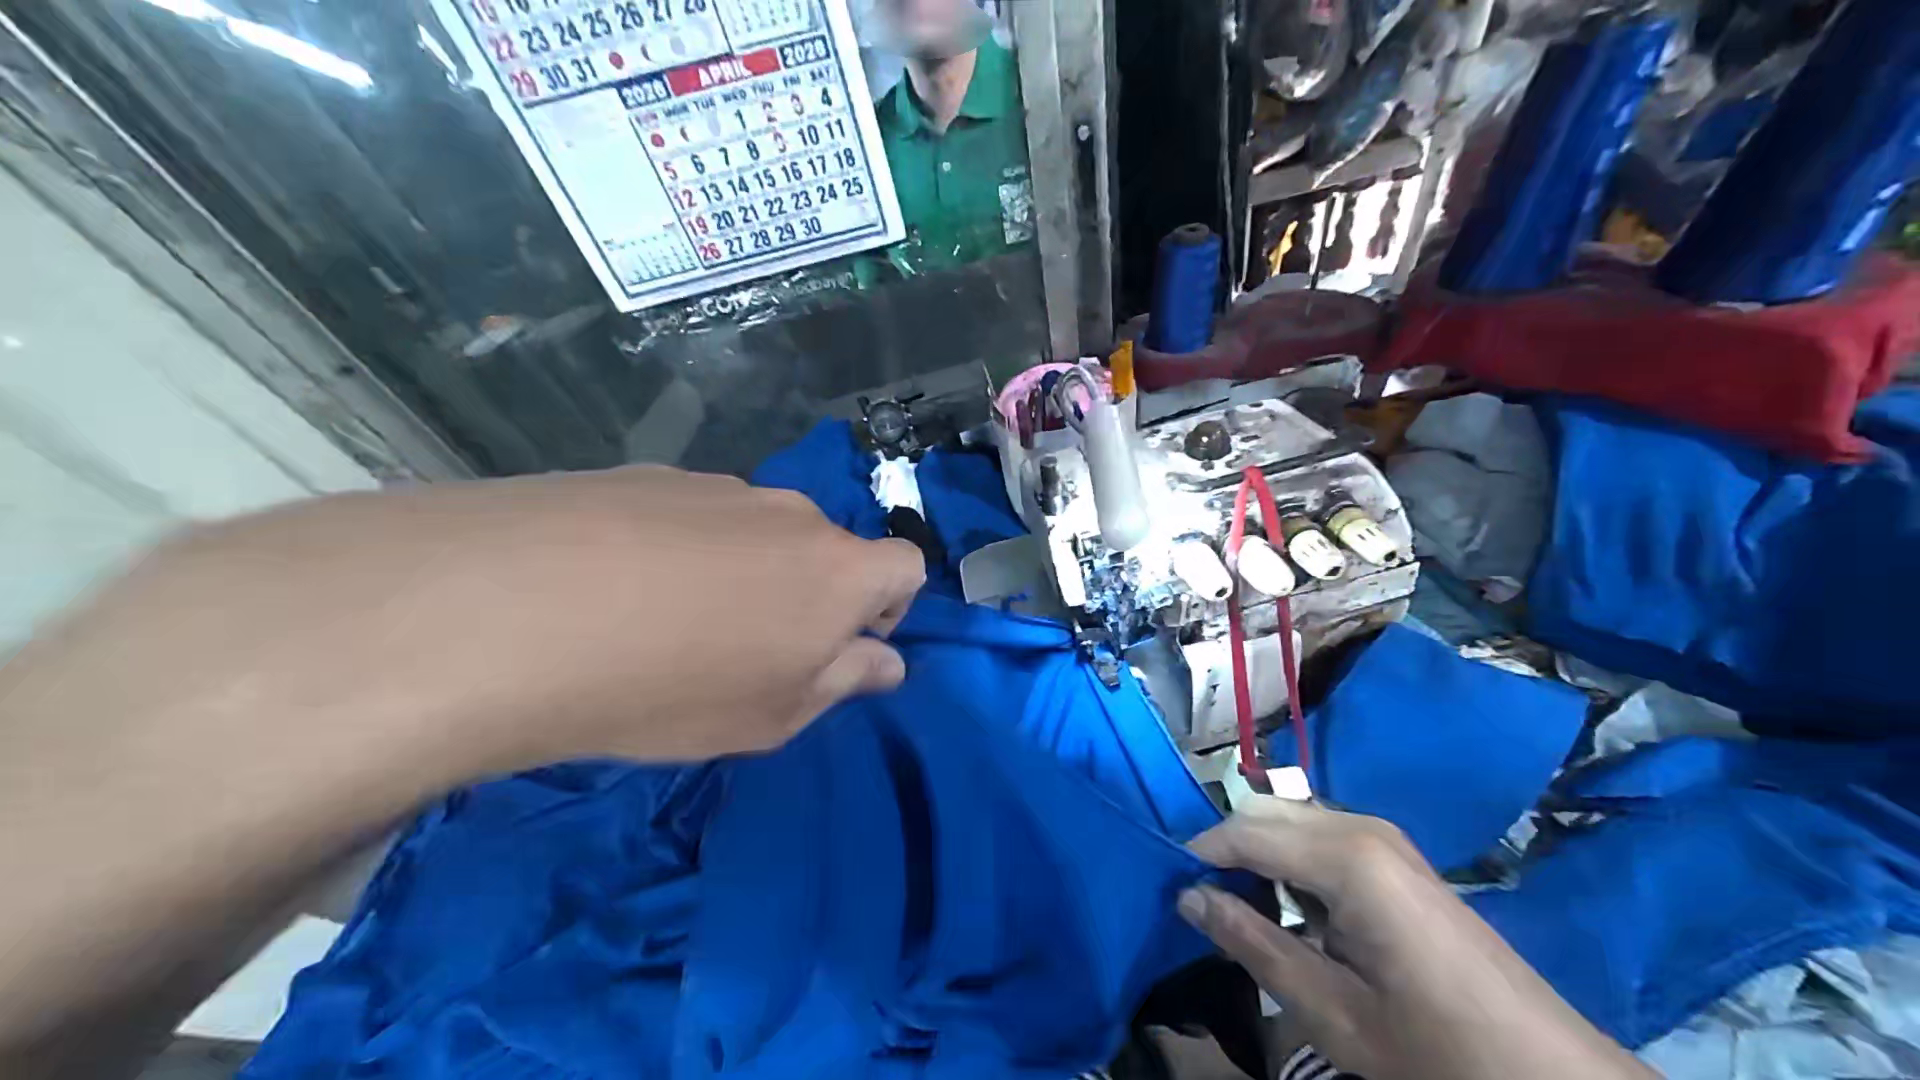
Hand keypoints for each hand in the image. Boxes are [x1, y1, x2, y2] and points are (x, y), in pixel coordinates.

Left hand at [6, 466, 924, 779]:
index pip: (906, 567)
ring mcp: (716, 487)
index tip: (842, 646)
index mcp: (838, 571)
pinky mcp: (647, 475)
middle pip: (826, 549)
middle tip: (747, 649)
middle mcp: (790, 515)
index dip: (889, 608)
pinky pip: (691, 517)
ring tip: (668, 622)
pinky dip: (679, 550)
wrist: (514, 611)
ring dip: (741, 572)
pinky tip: (616, 588)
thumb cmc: (672, 686)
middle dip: (808, 594)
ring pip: (756, 532)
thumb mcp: (772, 714)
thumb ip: (843, 682)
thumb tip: (885, 660)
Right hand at [1180, 799, 1653, 1079]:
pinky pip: (1317, 834)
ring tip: (1240, 906)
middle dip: (1225, 849)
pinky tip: (1291, 906)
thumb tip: (1187, 896)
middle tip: (1203, 900)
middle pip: (1263, 813)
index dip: (1199, 855)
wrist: (1551, 1074)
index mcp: (1346, 858)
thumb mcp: (1331, 1009)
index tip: (1170, 886)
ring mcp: (1381, 835)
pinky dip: (1288, 857)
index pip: (1243, 832)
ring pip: (1288, 818)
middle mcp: (1360, 826)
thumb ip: (1251, 942)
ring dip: (1255, 852)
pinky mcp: (1393, 853)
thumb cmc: (1436, 1048)